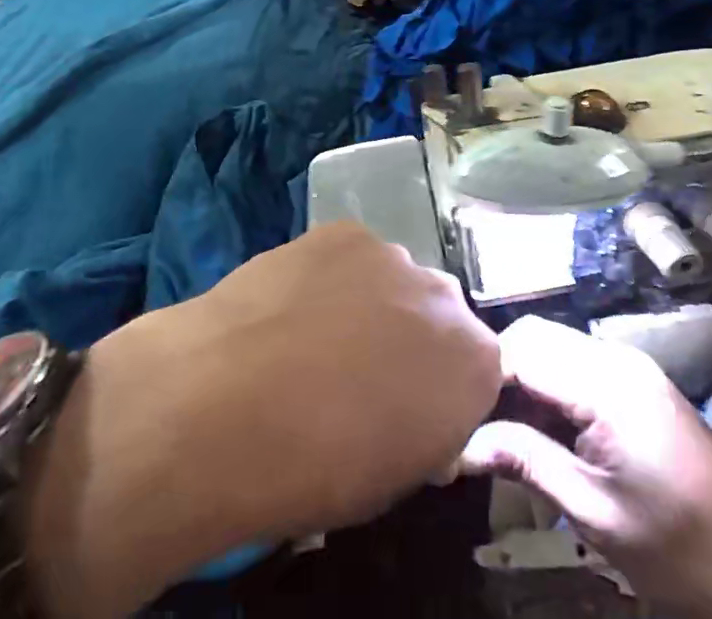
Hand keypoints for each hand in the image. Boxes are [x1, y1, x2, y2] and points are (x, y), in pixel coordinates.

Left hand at [184, 220, 502, 533]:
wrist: (234, 408)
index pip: (472, 371)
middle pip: (436, 315)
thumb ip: (424, 432)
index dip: (435, 391)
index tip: (401, 409)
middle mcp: (447, 299)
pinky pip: (348, 255)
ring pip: (391, 280)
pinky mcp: (342, 233)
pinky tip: (292, 303)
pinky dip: (329, 275)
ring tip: (312, 334)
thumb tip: (414, 415)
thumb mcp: (394, 479)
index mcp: (477, 364)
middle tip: (355, 371)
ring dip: (368, 302)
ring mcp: (393, 257)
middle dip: (408, 339)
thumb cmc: (322, 468)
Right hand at [459, 317, 711, 618]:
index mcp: (608, 383)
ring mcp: (629, 368)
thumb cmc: (678, 546)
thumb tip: (457, 447)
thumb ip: (525, 462)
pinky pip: (574, 366)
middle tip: (471, 423)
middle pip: (534, 337)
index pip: (522, 349)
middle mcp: (617, 359)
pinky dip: (545, 388)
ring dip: (519, 381)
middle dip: (496, 373)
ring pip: (551, 348)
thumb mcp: (594, 511)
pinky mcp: (634, 384)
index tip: (453, 416)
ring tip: (496, 431)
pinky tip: (535, 430)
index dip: (481, 377)